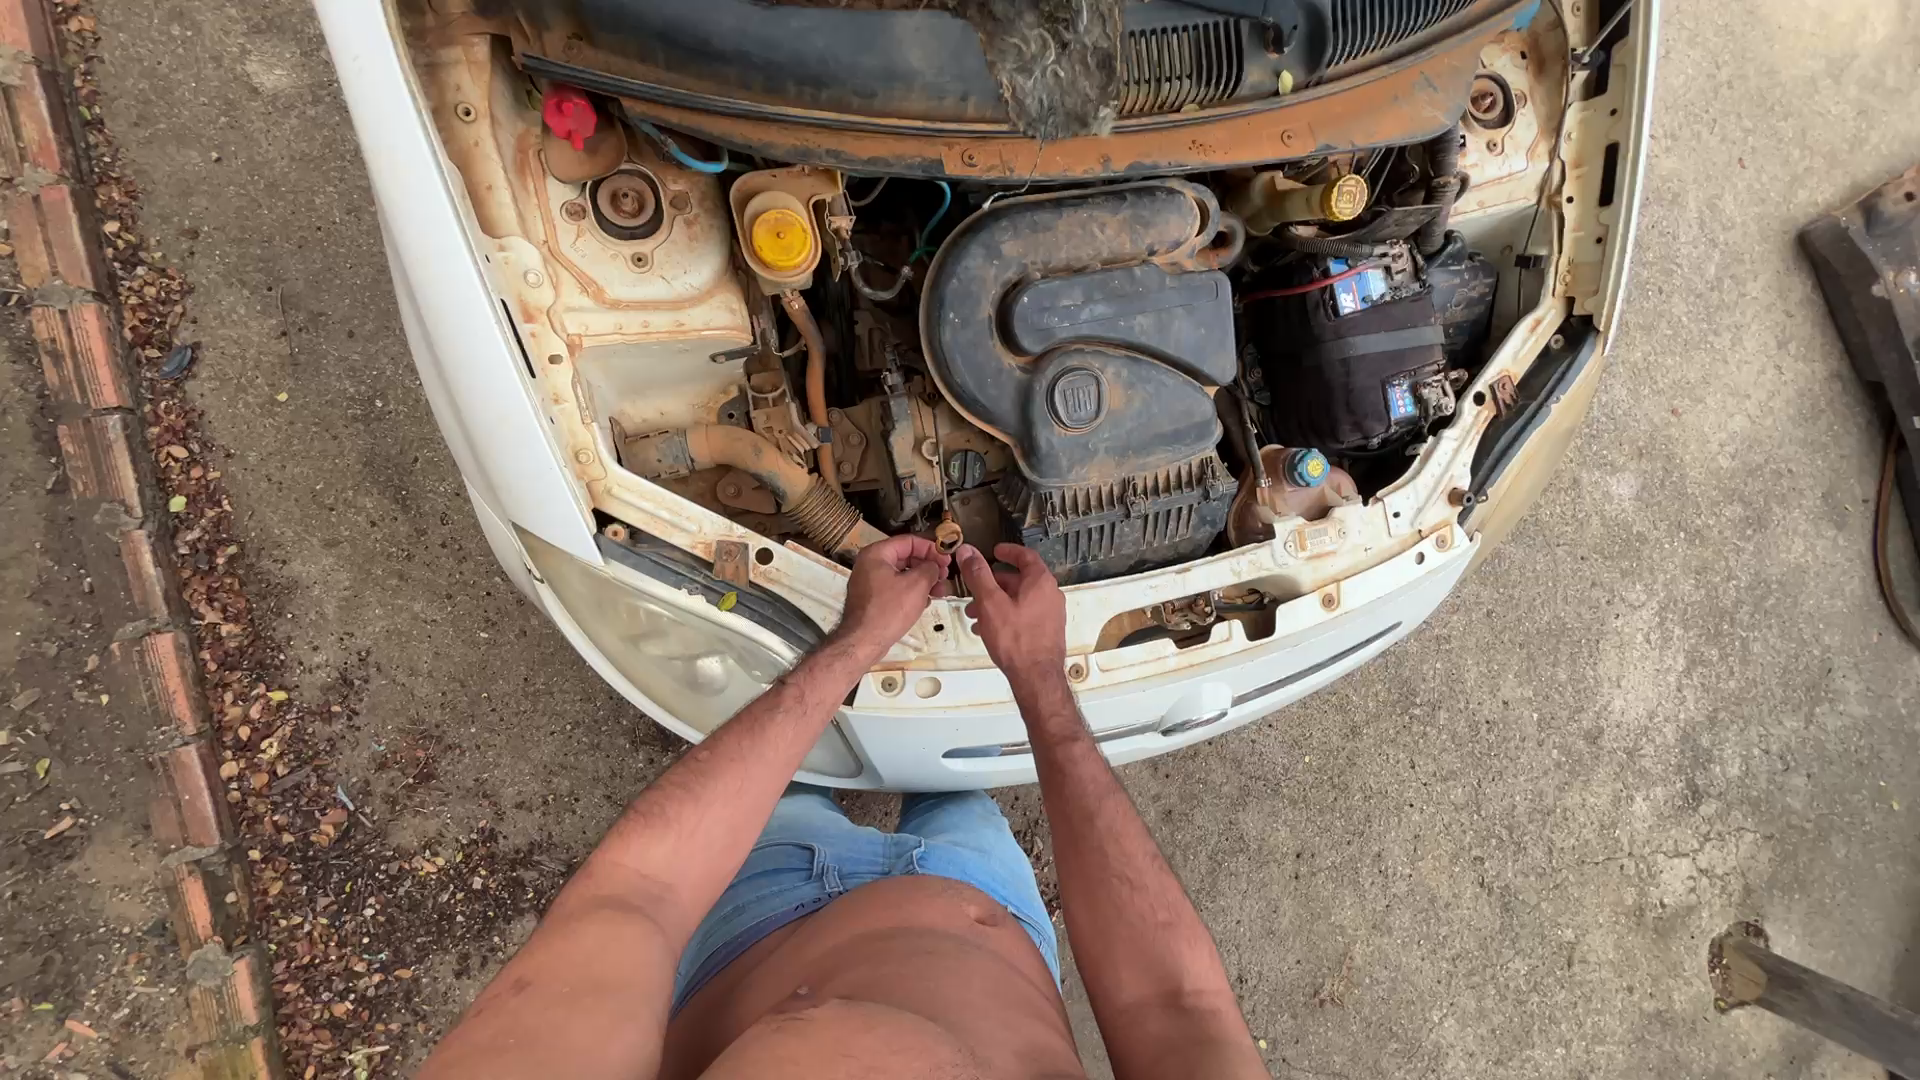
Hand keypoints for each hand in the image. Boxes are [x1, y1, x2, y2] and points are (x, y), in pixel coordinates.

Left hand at [832, 534, 950, 659]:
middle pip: (906, 556)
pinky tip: (925, 600)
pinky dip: (912, 591)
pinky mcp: (872, 598)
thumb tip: (934, 566)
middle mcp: (870, 564)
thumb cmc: (887, 612)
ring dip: (923, 580)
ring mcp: (869, 582)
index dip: (931, 549)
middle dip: (928, 565)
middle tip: (944, 575)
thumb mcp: (917, 585)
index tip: (945, 559)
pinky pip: (896, 587)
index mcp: (877, 554)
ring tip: (940, 590)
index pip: (909, 541)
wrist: (864, 641)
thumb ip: (930, 568)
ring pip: (902, 573)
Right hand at [955, 543, 1066, 688]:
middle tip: (976, 588)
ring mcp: (1051, 615)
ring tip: (976, 614)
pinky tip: (989, 629)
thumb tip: (968, 552)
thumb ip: (978, 575)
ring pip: (1020, 600)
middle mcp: (1050, 595)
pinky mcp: (1047, 631)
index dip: (1009, 552)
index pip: (1026, 556)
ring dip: (997, 602)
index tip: (996, 551)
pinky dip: (1006, 615)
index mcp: (1040, 582)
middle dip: (994, 583)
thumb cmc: (1016, 640)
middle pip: (1020, 580)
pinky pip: (1024, 615)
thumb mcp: (990, 602)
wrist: (1036, 677)